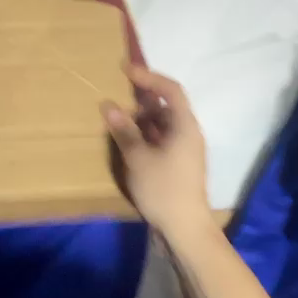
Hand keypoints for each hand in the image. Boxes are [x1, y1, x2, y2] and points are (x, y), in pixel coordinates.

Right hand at [101, 63, 211, 236]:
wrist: (185, 228)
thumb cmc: (163, 189)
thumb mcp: (138, 158)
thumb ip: (124, 130)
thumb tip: (108, 105)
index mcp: (184, 126)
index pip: (170, 90)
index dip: (148, 76)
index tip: (125, 69)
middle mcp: (188, 133)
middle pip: (167, 106)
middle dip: (141, 100)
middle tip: (117, 98)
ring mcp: (185, 150)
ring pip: (162, 124)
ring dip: (141, 120)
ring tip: (118, 123)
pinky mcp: (179, 165)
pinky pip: (161, 140)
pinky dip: (145, 136)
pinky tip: (128, 144)